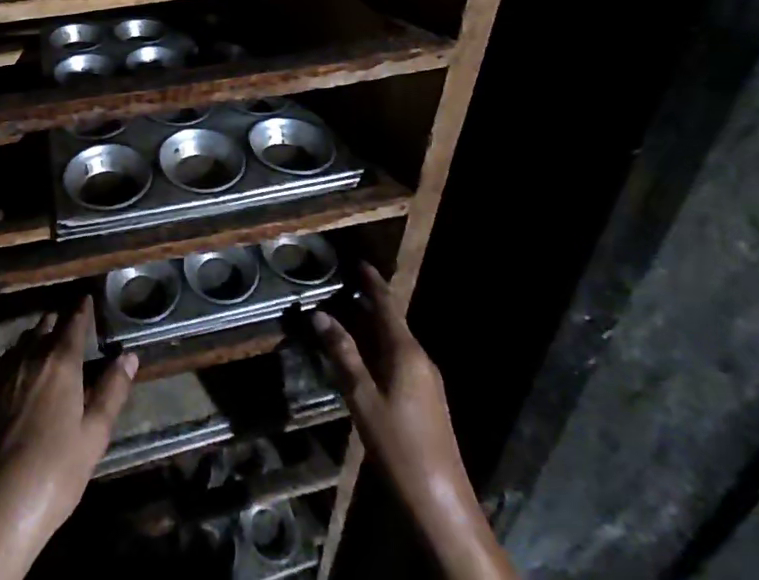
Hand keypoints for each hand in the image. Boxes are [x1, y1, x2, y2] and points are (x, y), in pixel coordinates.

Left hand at [0, 296, 137, 579]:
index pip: (73, 324)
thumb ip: (113, 389)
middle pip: (46, 326)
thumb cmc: (60, 466)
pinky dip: (22, 352)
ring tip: (51, 341)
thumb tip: (129, 355)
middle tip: (75, 323)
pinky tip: (26, 366)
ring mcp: (7, 375)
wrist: (6, 501)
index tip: (87, 297)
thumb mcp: (96, 431)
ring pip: (25, 340)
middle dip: (60, 320)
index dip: (82, 309)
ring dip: (39, 334)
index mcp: (61, 362)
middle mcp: (32, 358)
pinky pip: (9, 357)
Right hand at [312, 264, 517, 579]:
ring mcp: (426, 380)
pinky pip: (398, 358)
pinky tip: (363, 355)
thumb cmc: (398, 444)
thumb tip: (320, 314)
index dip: (373, 284)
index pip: (387, 307)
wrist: (439, 496)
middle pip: (392, 322)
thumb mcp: (362, 397)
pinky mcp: (425, 398)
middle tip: (343, 285)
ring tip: (346, 314)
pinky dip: (378, 347)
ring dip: (372, 326)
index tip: (359, 263)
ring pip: (395, 341)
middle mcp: (420, 359)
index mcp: (407, 353)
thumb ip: (342, 354)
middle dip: (370, 302)